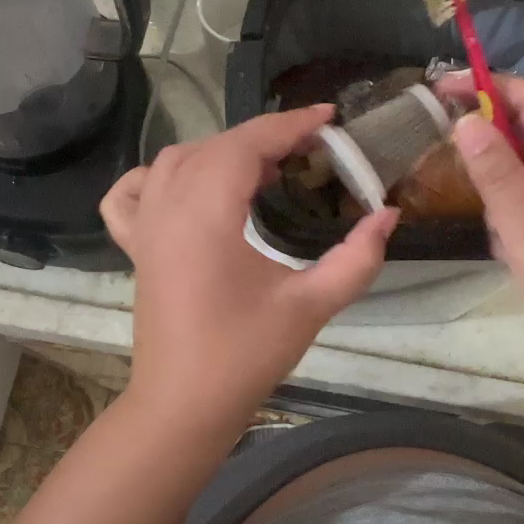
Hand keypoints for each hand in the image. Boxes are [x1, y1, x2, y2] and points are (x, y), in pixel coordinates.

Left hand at [100, 105, 398, 426]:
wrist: (183, 405)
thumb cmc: (245, 356)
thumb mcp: (310, 306)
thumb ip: (356, 259)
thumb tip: (388, 215)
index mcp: (205, 215)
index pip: (247, 145)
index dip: (291, 125)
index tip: (330, 119)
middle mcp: (167, 208)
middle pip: (215, 146)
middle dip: (265, 138)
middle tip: (312, 150)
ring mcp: (144, 227)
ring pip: (177, 159)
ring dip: (223, 151)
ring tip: (265, 168)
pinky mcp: (136, 248)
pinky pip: (135, 192)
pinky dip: (162, 175)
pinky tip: (188, 185)